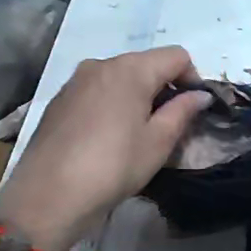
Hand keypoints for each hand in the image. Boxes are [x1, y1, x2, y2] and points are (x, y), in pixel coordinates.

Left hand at [0, 47, 211, 249]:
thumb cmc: (114, 167)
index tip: (194, 110)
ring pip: (119, 77)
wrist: (49, 194)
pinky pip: (97, 91)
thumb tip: (200, 95)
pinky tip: (108, 138)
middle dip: (164, 88)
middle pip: (146, 64)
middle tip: (169, 126)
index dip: (193, 78)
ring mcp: (75, 81)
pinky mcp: (59, 100)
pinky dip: (112, 104)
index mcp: (130, 69)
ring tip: (138, 134)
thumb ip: (182, 111)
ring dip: (137, 96)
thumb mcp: (158, 142)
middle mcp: (101, 64)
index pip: (176, 56)